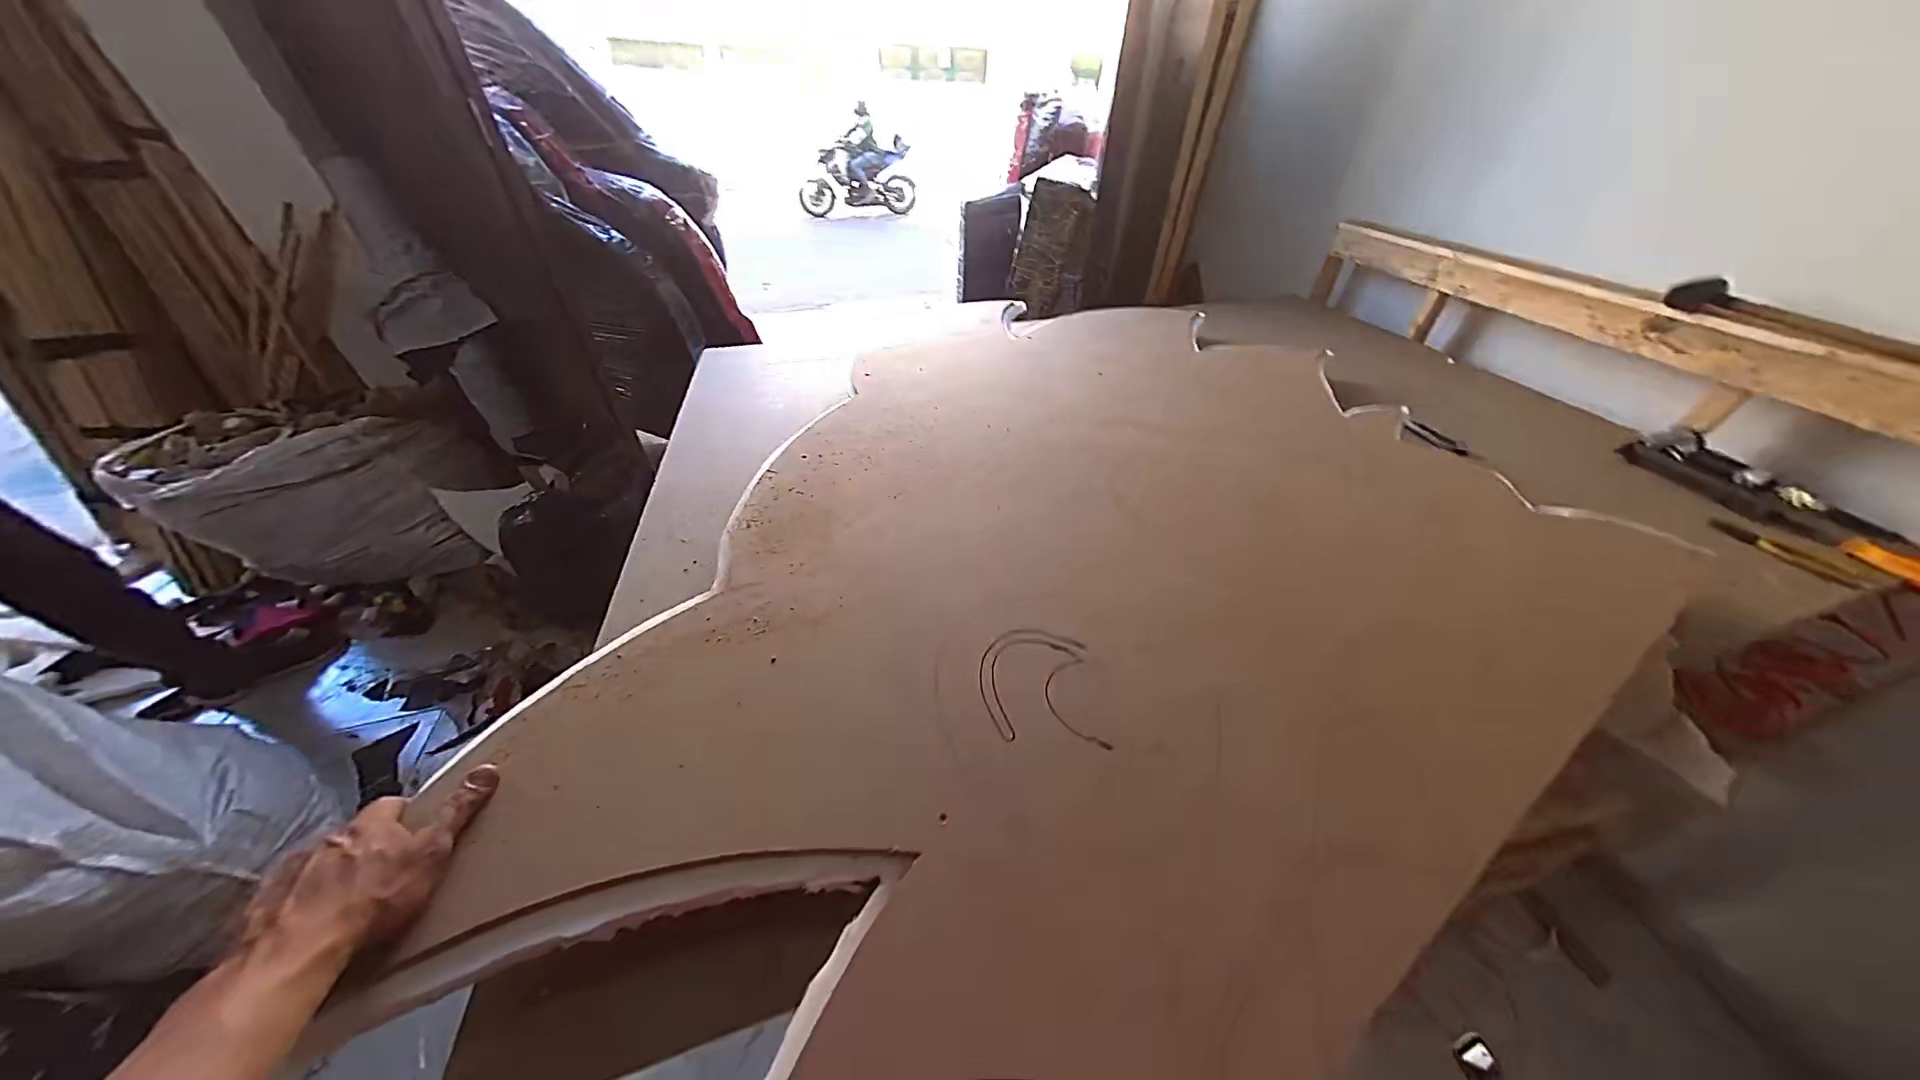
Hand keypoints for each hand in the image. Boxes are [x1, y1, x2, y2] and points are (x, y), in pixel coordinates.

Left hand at [241, 764, 499, 961]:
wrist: (294, 954)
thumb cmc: (375, 901)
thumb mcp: (431, 853)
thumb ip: (457, 812)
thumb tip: (487, 770)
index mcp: (370, 824)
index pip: (393, 805)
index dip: (407, 817)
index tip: (416, 835)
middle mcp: (328, 837)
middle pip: (354, 833)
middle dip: (367, 845)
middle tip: (385, 871)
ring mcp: (290, 870)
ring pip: (319, 861)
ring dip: (332, 871)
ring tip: (345, 899)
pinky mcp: (261, 903)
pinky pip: (286, 892)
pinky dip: (299, 899)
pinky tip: (309, 919)